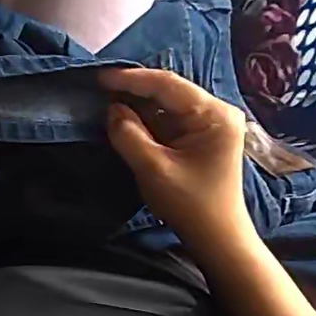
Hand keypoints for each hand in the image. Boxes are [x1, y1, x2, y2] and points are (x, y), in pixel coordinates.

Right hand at [102, 68, 256, 255]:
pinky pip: (168, 119)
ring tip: (107, 100)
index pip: (168, 85)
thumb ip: (129, 135)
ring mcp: (209, 124)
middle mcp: (216, 112)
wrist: (216, 237)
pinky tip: (125, 117)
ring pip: (166, 104)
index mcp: (214, 115)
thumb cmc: (189, 205)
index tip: (100, 77)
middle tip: (99, 87)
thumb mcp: (153, 169)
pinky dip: (146, 118)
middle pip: (169, 91)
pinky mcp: (200, 137)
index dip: (132, 79)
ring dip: (138, 104)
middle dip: (134, 90)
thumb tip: (111, 109)